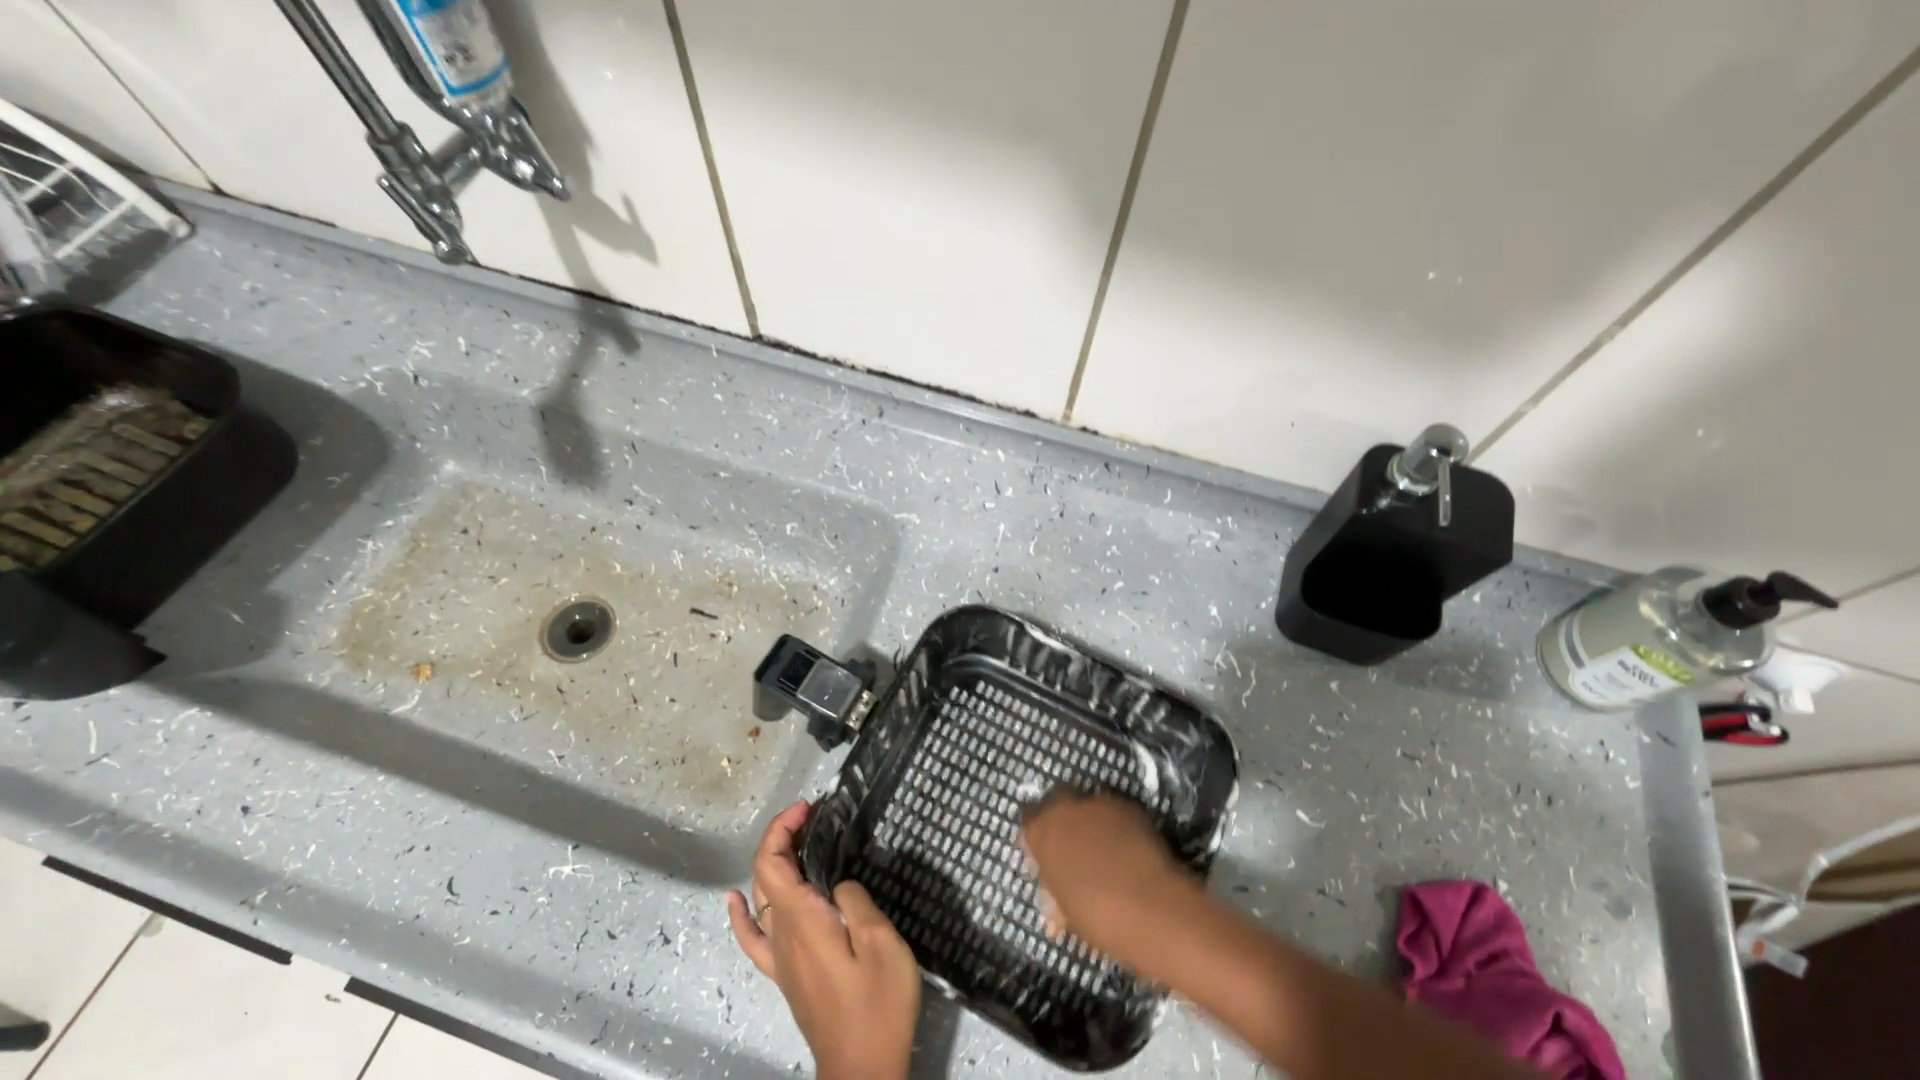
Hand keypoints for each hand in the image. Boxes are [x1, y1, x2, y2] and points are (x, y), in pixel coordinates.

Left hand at [727, 801, 920, 1079]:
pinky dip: (741, 914)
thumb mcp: (881, 943)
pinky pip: (753, 937)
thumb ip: (854, 901)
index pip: (771, 861)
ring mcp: (780, 956)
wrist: (862, 1066)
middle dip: (783, 837)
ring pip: (762, 898)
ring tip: (799, 842)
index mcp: (800, 918)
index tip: (810, 807)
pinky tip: (735, 900)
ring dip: (774, 864)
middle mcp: (781, 933)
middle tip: (816, 818)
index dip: (783, 827)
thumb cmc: (877, 1004)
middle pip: (764, 874)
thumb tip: (836, 883)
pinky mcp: (787, 975)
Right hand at [1021, 790, 1189, 957]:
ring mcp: (1098, 803)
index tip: (1046, 849)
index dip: (1038, 832)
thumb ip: (1056, 893)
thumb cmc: (1096, 916)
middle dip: (1063, 815)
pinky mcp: (1129, 805)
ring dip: (1092, 819)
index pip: (1028, 817)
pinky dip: (1118, 823)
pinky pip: (1116, 810)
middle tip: (1074, 842)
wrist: (1149, 905)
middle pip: (1058, 798)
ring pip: (1089, 804)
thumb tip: (1055, 908)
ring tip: (1106, 846)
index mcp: (1040, 832)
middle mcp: (1065, 808)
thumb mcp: (1065, 909)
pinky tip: (1128, 845)